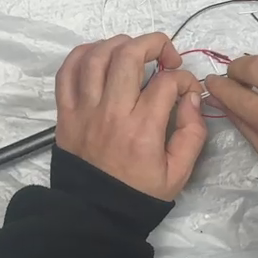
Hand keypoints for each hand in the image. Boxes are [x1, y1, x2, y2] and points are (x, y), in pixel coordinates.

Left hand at [56, 33, 207, 200]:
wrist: (95, 214)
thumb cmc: (138, 193)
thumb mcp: (179, 173)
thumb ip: (193, 133)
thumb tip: (192, 97)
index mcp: (142, 129)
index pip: (167, 83)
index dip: (184, 78)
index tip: (188, 90)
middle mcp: (112, 113)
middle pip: (129, 56)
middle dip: (154, 44)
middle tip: (166, 55)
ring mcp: (84, 110)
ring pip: (96, 56)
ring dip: (120, 44)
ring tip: (134, 51)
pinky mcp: (65, 113)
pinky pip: (67, 72)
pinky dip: (82, 54)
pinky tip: (100, 54)